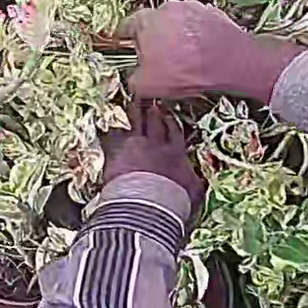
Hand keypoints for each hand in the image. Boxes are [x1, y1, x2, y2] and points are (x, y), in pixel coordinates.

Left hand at [102, 101, 205, 216]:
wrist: (147, 204)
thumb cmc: (173, 202)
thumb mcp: (193, 192)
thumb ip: (195, 182)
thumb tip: (200, 181)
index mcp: (175, 153)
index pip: (174, 132)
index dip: (170, 122)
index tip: (167, 114)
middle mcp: (155, 145)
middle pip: (154, 123)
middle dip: (152, 112)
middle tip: (150, 103)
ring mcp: (134, 146)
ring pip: (134, 124)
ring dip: (134, 113)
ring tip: (132, 104)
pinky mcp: (116, 153)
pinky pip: (112, 137)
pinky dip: (111, 131)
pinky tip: (107, 127)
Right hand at [121, 0, 307, 101]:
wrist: (229, 61)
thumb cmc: (184, 70)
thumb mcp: (147, 86)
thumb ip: (133, 80)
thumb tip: (134, 79)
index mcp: (145, 20)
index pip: (126, 26)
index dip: (125, 41)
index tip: (128, 49)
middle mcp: (166, 7)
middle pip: (153, 23)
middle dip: (154, 39)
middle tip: (160, 60)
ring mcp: (191, 6)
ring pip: (176, 22)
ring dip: (177, 35)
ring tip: (185, 58)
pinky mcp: (212, 11)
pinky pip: (197, 23)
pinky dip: (196, 35)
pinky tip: (202, 52)